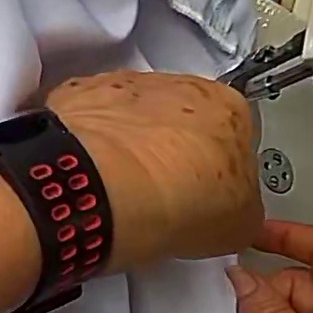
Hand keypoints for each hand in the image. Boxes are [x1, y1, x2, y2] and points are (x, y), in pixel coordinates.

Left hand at [46, 71, 261, 272]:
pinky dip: (75, 139)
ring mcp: (120, 88)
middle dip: (162, 153)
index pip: (230, 138)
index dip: (210, 172)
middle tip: (147, 194)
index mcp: (230, 110)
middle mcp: (177, 86)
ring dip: (117, 143)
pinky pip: (78, 116)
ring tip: (106, 187)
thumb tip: (234, 225)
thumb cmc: (169, 203)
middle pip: (175, 120)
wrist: (102, 188)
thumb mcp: (234, 226)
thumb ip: (240, 213)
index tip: (193, 196)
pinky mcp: (72, 96)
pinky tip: (74, 170)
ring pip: (124, 114)